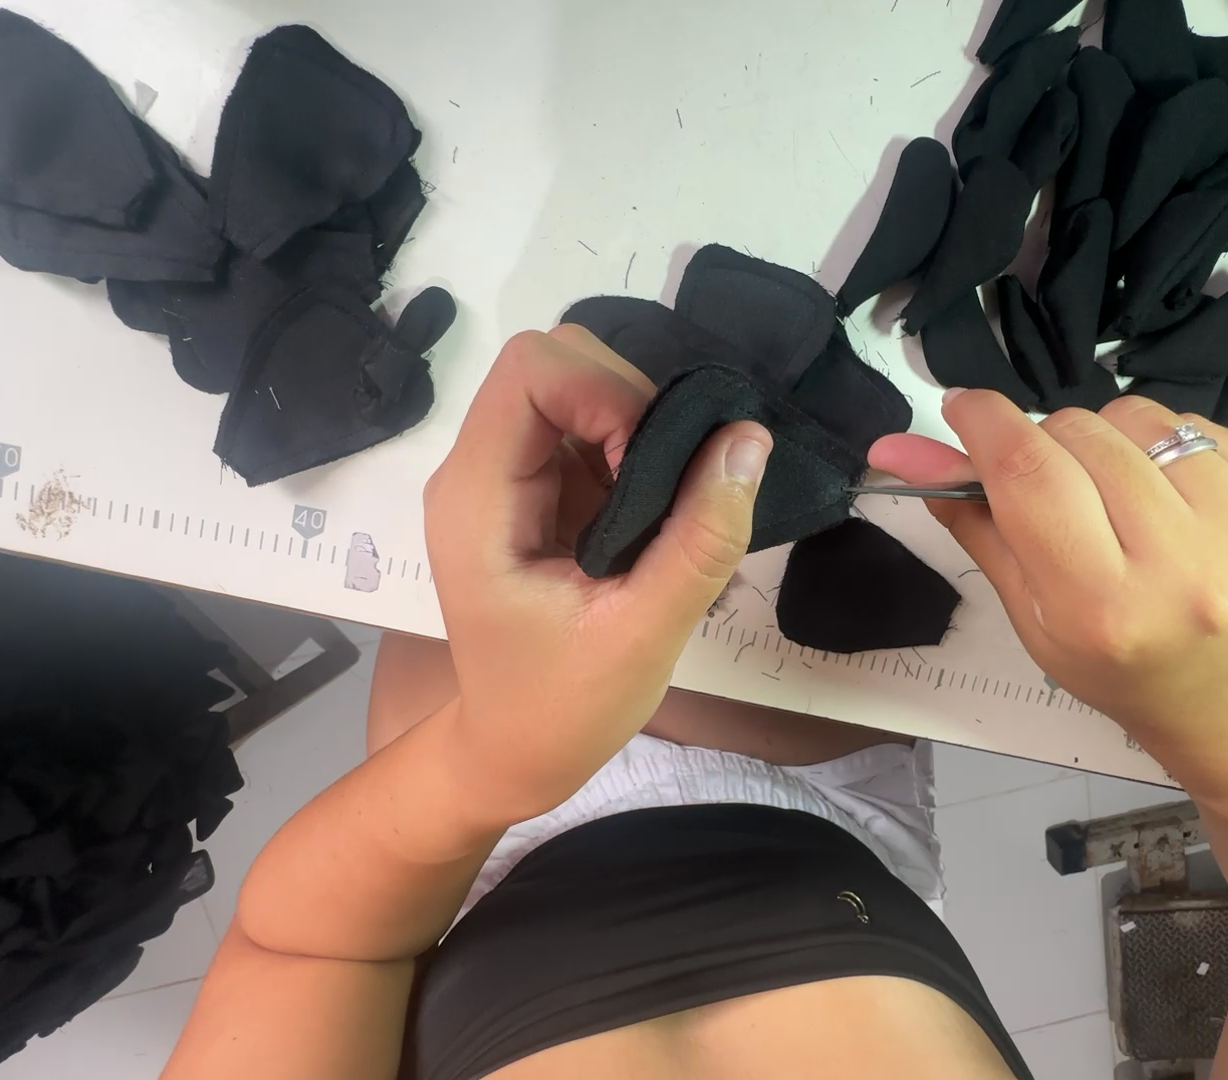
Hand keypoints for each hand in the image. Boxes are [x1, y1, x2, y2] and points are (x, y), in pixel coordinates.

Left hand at [423, 326, 771, 827]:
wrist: (518, 750)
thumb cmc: (564, 708)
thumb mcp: (644, 634)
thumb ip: (700, 539)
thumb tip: (749, 439)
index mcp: (478, 500)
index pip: (532, 371)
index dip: (606, 393)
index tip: (651, 469)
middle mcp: (481, 471)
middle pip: (555, 364)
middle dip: (628, 403)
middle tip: (669, 485)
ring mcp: (510, 477)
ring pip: (578, 388)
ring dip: (638, 427)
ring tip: (665, 507)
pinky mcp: (540, 491)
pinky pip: (593, 429)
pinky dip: (638, 450)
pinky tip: (653, 512)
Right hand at [869, 392, 1227, 741]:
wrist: (1214, 694)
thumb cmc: (1100, 659)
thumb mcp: (1020, 603)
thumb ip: (968, 517)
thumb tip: (899, 448)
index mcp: (1100, 606)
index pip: (1029, 474)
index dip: (985, 424)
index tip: (961, 405)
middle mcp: (1185, 570)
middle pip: (1080, 435)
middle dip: (1045, 441)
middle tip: (1050, 484)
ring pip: (1140, 417)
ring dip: (1108, 440)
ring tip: (1115, 495)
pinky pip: (1200, 425)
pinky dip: (1166, 446)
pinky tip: (1170, 497)